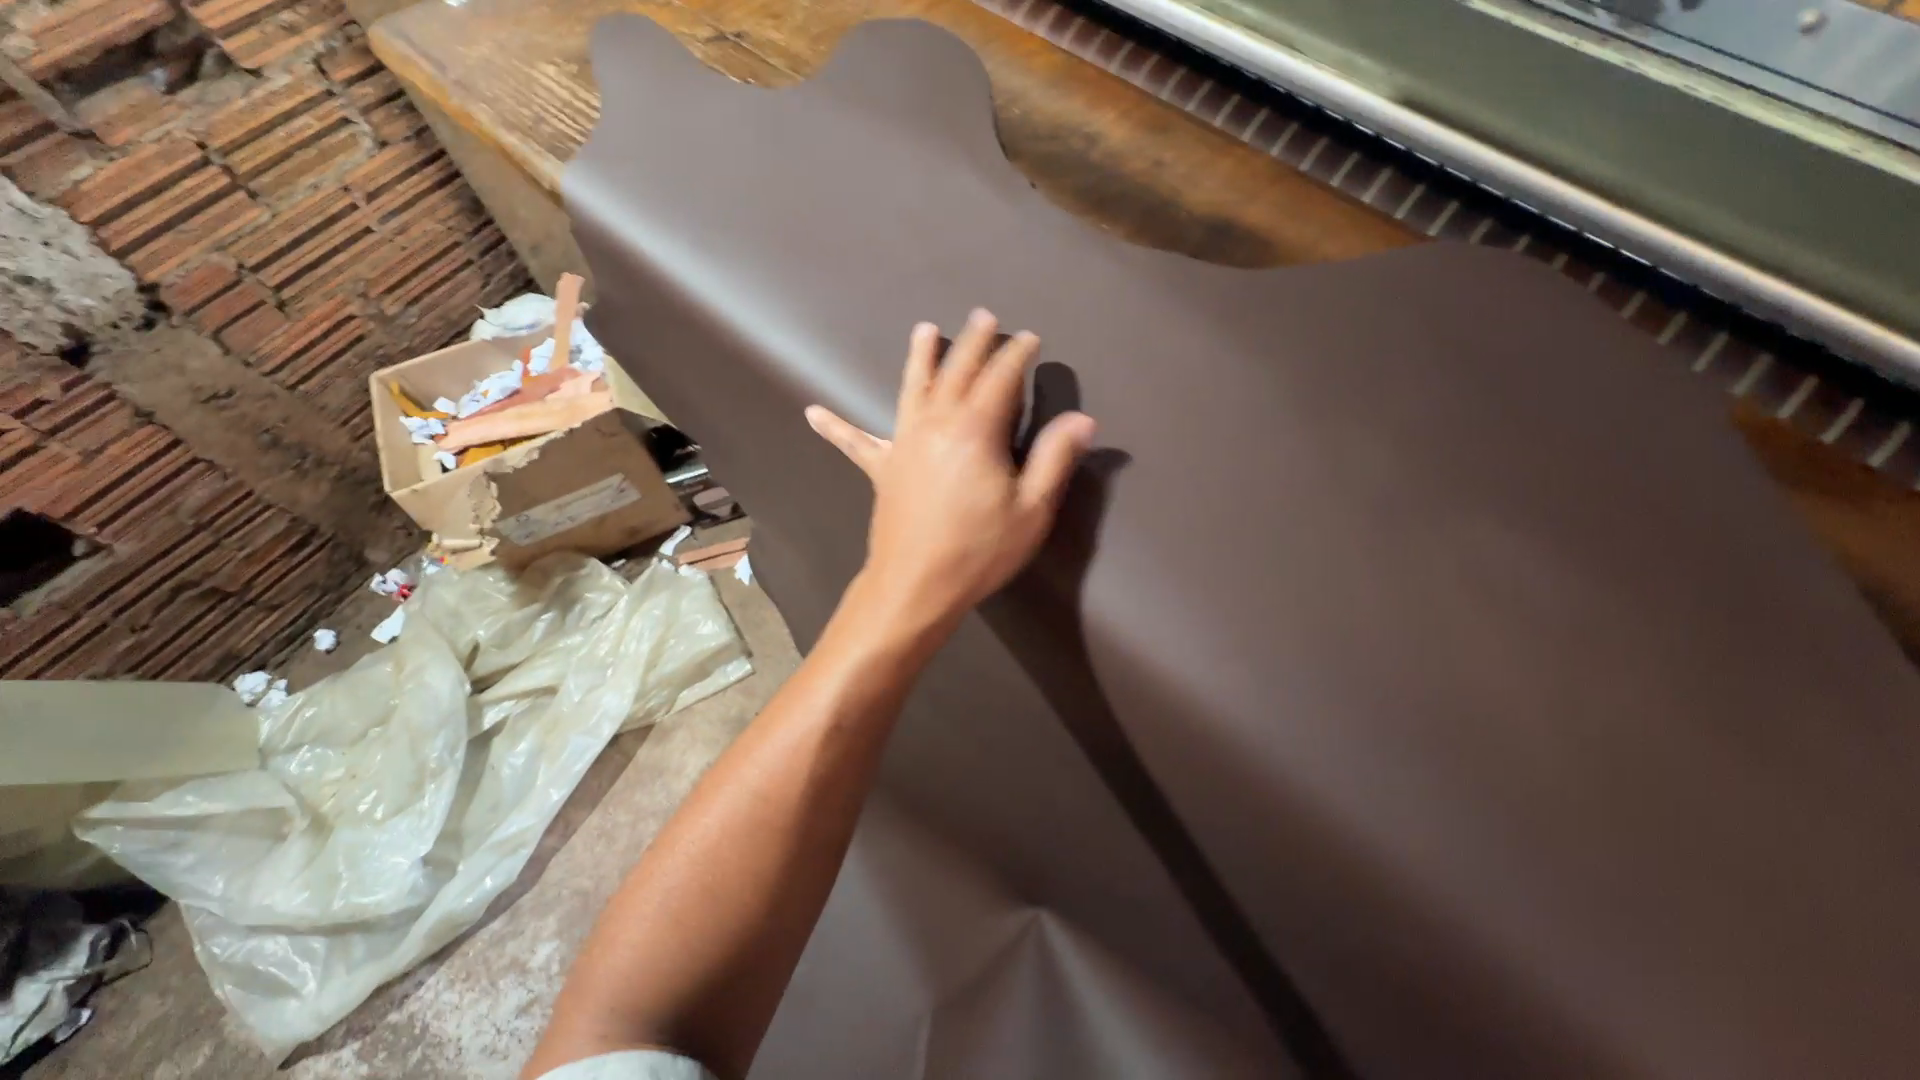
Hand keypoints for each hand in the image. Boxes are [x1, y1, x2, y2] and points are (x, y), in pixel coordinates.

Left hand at [806, 309, 1096, 635]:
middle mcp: (935, 425)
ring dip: (921, 358)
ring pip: (913, 389)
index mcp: (974, 431)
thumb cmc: (978, 550)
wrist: (915, 586)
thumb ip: (1053, 460)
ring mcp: (902, 444)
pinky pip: (856, 443)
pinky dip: (837, 427)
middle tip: (984, 318)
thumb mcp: (1030, 510)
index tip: (1030, 338)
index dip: (1016, 355)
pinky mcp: (882, 470)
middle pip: (956, 372)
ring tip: (924, 330)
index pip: (999, 379)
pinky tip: (813, 414)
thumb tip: (1082, 420)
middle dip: (973, 342)